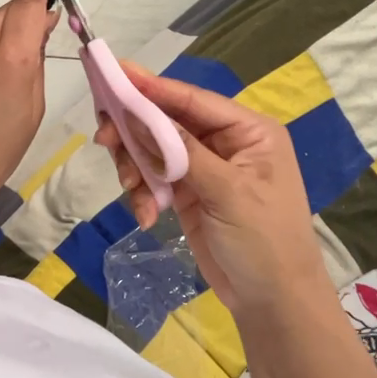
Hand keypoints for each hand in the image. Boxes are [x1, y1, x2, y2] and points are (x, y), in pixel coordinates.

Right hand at [94, 63, 331, 315]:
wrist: (273, 302)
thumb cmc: (264, 241)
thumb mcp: (226, 191)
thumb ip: (180, 149)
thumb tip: (137, 112)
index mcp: (248, 131)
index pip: (191, 99)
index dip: (150, 87)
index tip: (113, 75)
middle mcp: (225, 142)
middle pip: (164, 120)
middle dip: (134, 132)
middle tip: (104, 140)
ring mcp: (203, 167)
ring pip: (151, 148)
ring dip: (135, 167)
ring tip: (131, 190)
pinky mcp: (186, 191)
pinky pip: (151, 177)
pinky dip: (142, 192)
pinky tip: (145, 214)